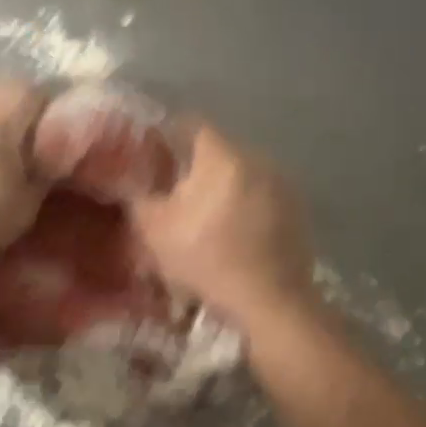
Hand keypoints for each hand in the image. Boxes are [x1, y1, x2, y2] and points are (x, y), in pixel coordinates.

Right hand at [128, 124, 313, 321]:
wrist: (270, 302)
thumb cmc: (206, 259)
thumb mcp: (153, 229)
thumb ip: (136, 193)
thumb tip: (128, 176)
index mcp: (222, 156)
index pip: (189, 125)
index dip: (164, 138)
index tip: (149, 161)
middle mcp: (256, 158)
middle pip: (215, 150)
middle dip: (191, 166)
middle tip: (169, 191)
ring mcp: (282, 184)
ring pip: (239, 173)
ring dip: (219, 186)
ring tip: (200, 216)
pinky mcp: (297, 210)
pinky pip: (259, 194)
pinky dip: (242, 205)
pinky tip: (231, 233)